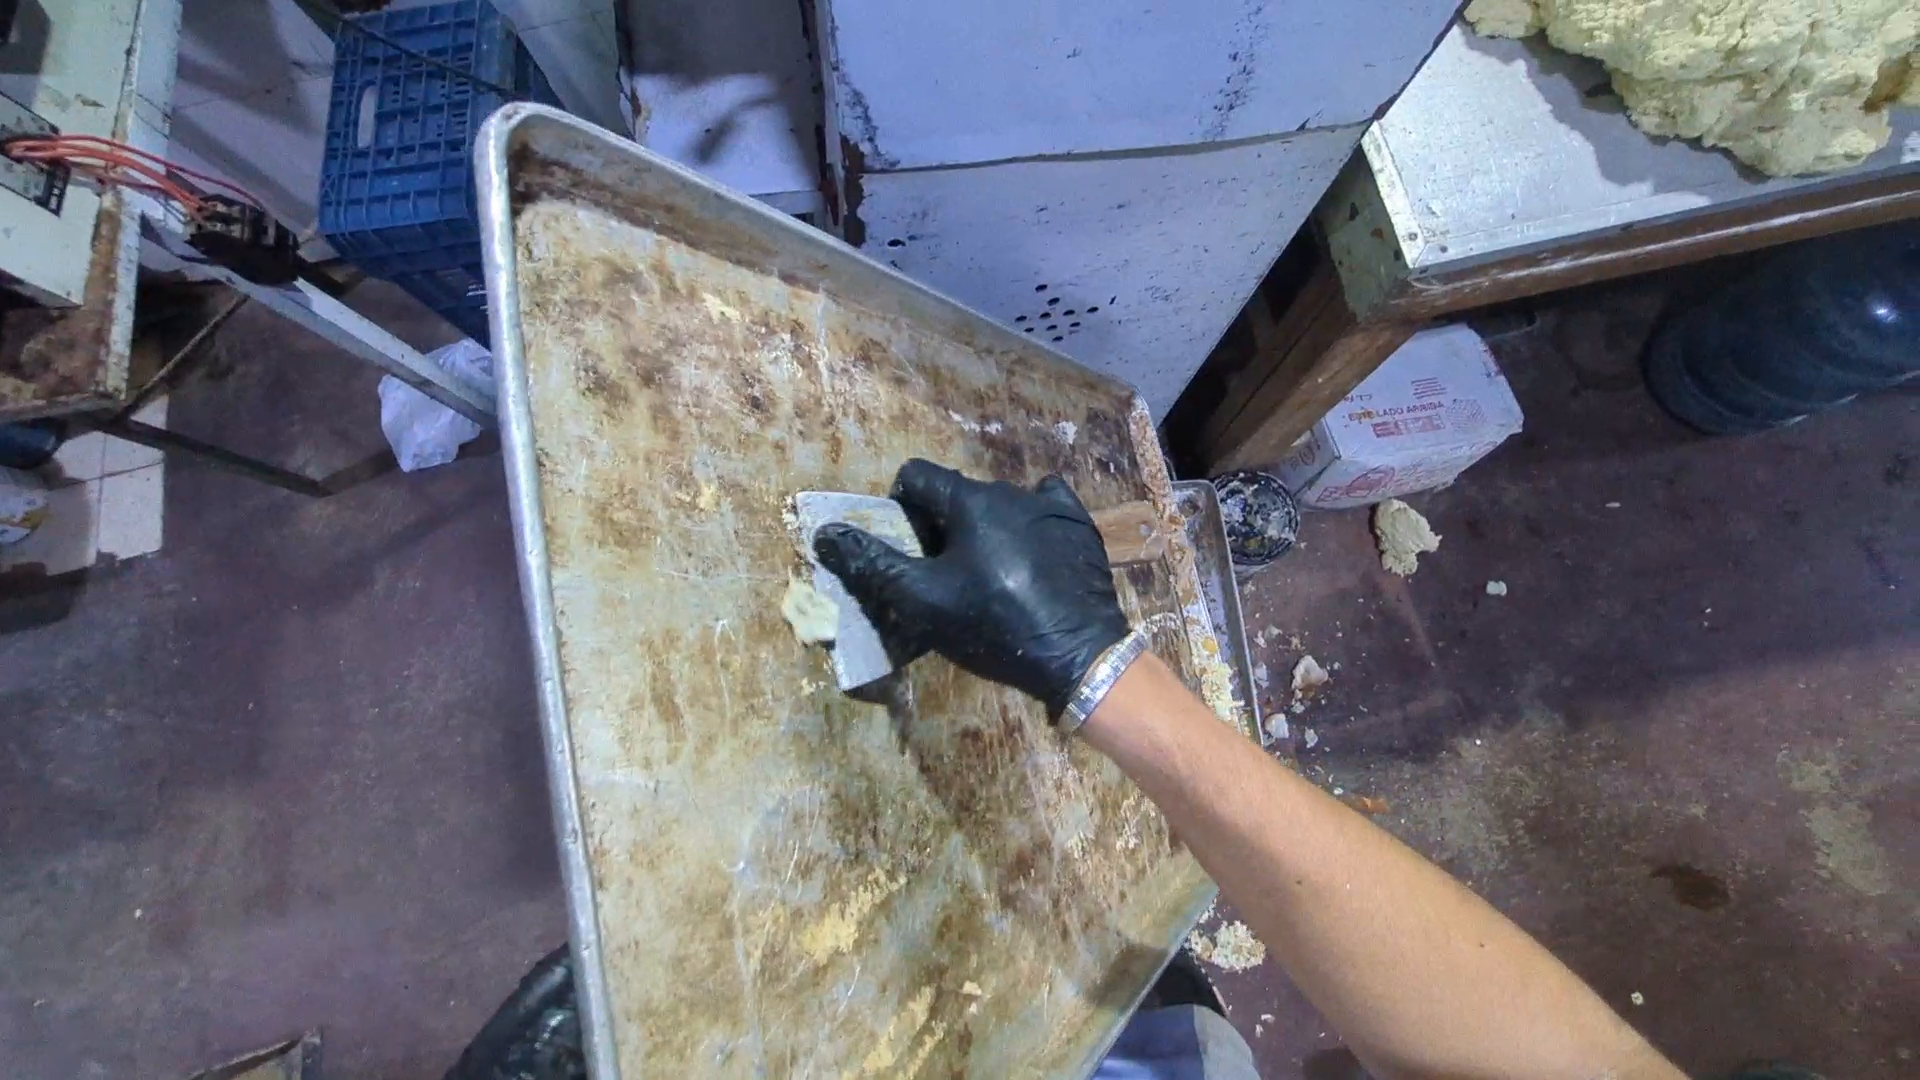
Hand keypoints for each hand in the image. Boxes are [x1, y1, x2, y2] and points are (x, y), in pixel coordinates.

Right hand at [812, 459, 1130, 717]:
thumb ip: (872, 563)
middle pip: (957, 493)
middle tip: (946, 572)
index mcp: (968, 499)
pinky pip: (1044, 507)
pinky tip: (1030, 556)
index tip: (909, 547)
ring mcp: (1050, 504)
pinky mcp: (1078, 524)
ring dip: (983, 528)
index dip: (900, 508)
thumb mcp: (923, 599)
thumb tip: (826, 532)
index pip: (915, 476)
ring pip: (998, 503)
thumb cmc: (993, 625)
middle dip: (942, 524)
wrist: (1078, 654)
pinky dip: (1027, 525)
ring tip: (991, 575)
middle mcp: (1009, 489)